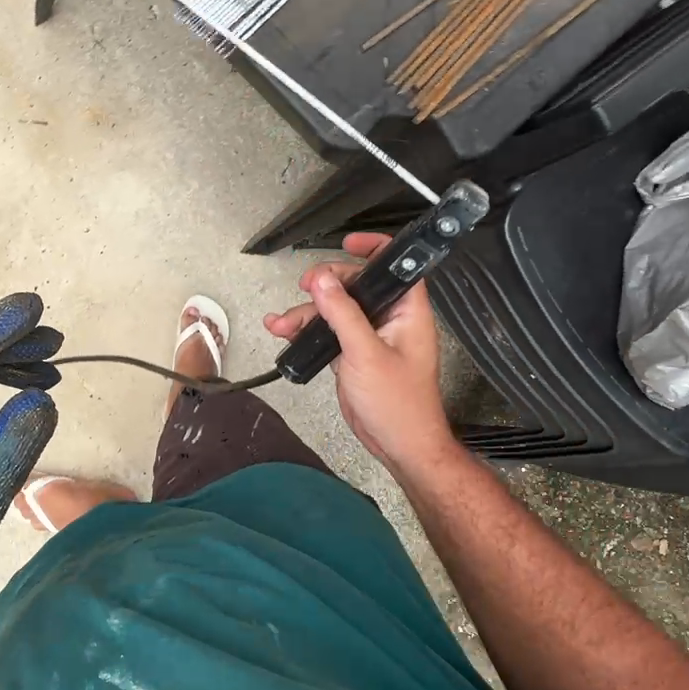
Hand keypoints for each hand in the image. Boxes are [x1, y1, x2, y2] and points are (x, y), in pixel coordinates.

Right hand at [263, 233, 454, 467]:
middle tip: (305, 289)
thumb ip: (343, 314)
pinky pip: (327, 332)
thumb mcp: (366, 354)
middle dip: (325, 286)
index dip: (373, 249)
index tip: (346, 242)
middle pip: (354, 286)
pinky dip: (305, 330)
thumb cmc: (398, 404)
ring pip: (334, 310)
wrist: (398, 446)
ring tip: (281, 324)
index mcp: (407, 313)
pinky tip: (283, 332)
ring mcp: (369, 337)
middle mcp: (389, 319)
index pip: (395, 267)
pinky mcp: (353, 353)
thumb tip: (321, 280)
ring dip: (305, 313)